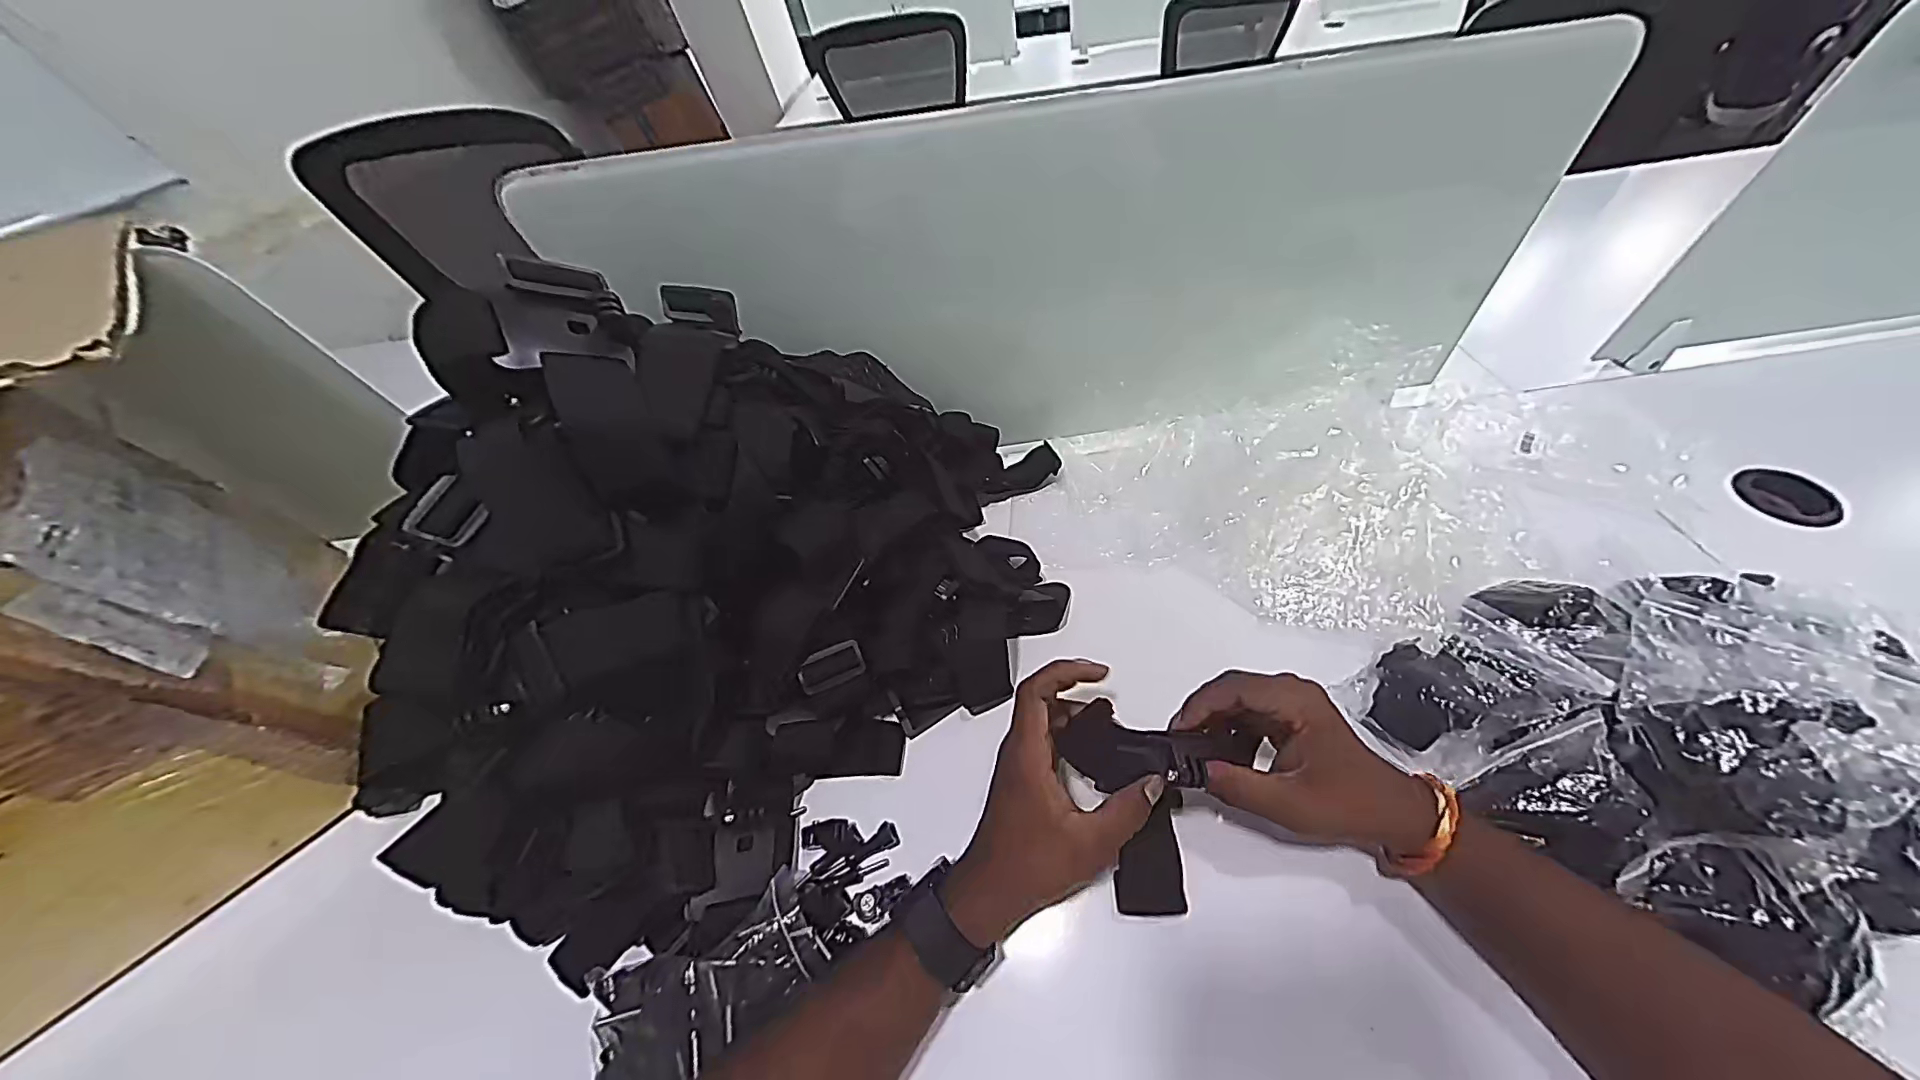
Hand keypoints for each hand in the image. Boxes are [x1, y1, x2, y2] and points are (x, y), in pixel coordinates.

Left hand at [943, 660, 1164, 945]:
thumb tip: (1151, 785)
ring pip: (1040, 720)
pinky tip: (1089, 752)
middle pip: (1039, 700)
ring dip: (1071, 712)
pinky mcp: (1020, 780)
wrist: (990, 892)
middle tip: (1105, 692)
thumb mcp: (1090, 842)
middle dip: (1074, 688)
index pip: (1036, 691)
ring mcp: (1017, 766)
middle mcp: (1017, 754)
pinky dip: (1065, 733)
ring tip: (1104, 720)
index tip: (1095, 672)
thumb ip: (1127, 810)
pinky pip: (1041, 740)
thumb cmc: (1022, 866)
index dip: (1066, 672)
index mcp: (1027, 755)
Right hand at [1172, 671, 1437, 857]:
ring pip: (1237, 699)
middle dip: (1201, 711)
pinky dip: (1227, 728)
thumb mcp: (1289, 803)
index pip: (1233, 688)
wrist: (1395, 815)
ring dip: (1213, 719)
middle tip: (1182, 736)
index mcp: (1298, 702)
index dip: (1200, 707)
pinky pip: (1247, 713)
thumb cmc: (1358, 803)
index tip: (1181, 727)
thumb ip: (1238, 786)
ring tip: (1196, 745)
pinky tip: (1220, 750)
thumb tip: (1202, 771)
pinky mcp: (1290, 720)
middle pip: (1232, 688)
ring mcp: (1293, 706)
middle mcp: (1295, 695)